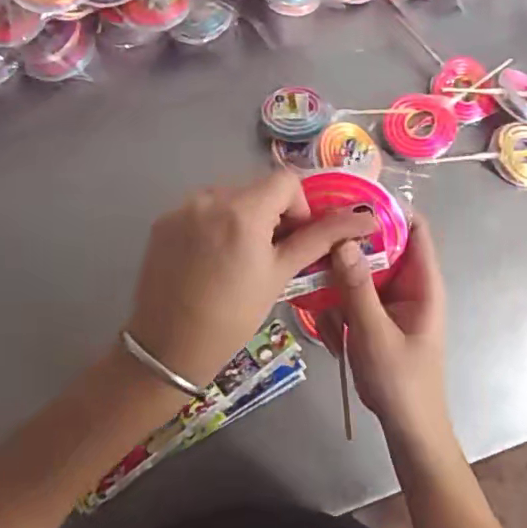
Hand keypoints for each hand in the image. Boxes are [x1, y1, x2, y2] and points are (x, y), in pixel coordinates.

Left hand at [125, 170, 375, 385]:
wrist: (169, 346)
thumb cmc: (233, 317)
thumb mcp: (278, 276)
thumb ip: (319, 239)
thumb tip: (365, 218)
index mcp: (242, 209)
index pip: (286, 181)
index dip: (298, 208)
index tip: (292, 241)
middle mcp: (208, 198)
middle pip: (255, 189)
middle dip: (269, 216)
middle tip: (267, 257)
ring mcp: (180, 209)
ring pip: (227, 199)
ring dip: (241, 220)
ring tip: (234, 263)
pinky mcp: (162, 222)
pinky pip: (199, 212)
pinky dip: (213, 228)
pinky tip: (208, 263)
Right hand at [318, 216, 452, 443]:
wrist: (406, 426)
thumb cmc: (401, 381)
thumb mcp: (375, 334)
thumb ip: (357, 288)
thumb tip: (342, 242)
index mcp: (422, 284)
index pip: (413, 229)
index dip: (386, 210)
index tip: (346, 203)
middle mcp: (405, 287)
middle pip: (375, 250)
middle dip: (345, 254)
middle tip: (313, 256)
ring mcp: (387, 304)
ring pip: (354, 277)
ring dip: (335, 293)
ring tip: (328, 320)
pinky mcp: (371, 320)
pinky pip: (347, 302)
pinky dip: (335, 316)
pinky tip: (333, 341)